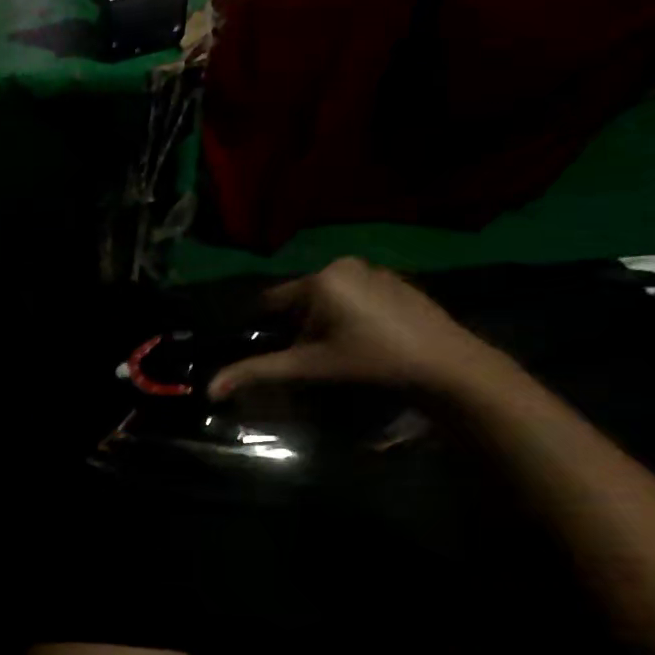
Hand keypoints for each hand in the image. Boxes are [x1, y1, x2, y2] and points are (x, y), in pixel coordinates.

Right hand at [208, 258, 509, 398]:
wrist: (445, 365)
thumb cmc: (370, 361)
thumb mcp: (308, 366)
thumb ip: (257, 372)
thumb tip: (209, 389)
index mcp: (320, 279)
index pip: (270, 302)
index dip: (263, 330)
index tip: (267, 352)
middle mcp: (345, 265)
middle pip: (299, 300)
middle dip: (295, 329)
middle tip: (305, 359)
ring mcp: (374, 271)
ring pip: (326, 300)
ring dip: (321, 324)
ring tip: (335, 355)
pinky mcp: (396, 283)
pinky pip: (354, 297)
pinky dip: (347, 318)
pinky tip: (362, 344)